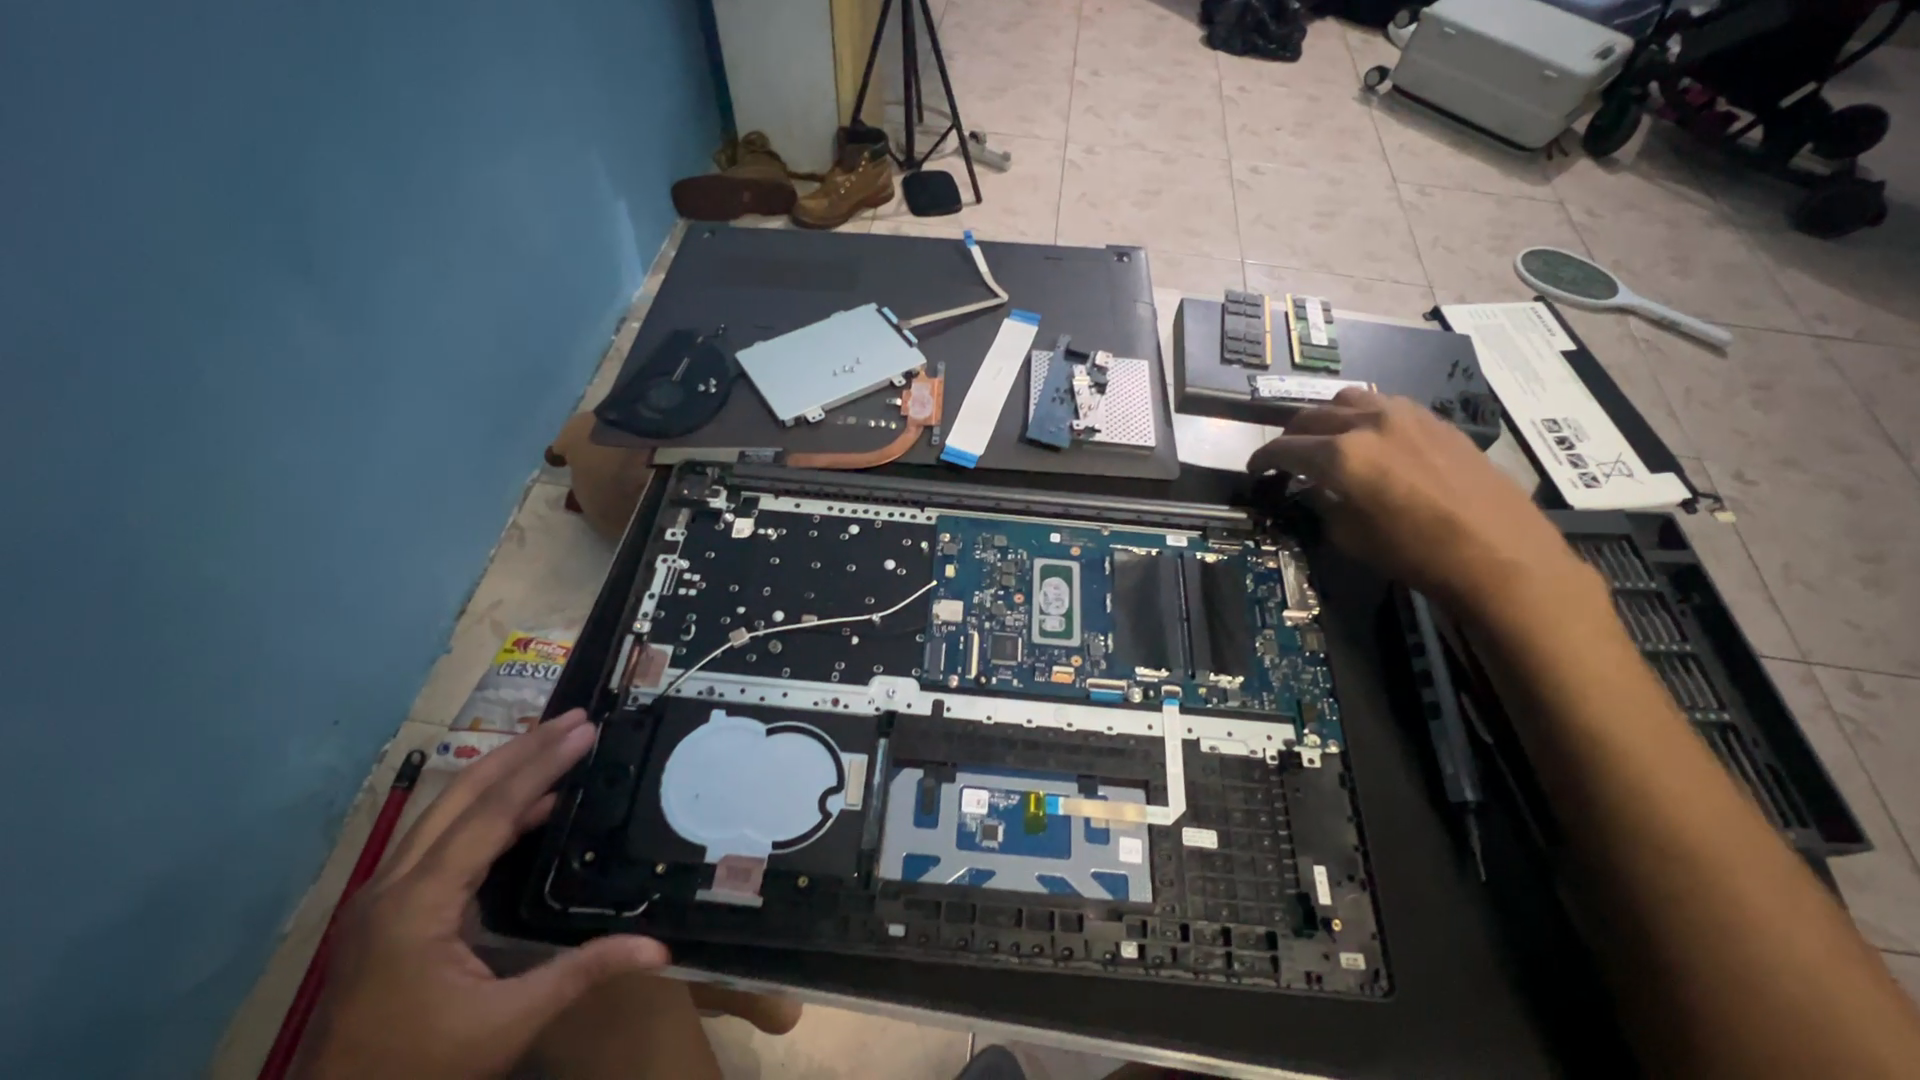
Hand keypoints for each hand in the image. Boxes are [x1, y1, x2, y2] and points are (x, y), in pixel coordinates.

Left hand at [295, 709, 668, 1079]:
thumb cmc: (421, 1066)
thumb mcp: (509, 1021)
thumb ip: (582, 973)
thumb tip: (659, 950)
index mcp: (419, 903)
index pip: (490, 813)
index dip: (541, 767)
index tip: (583, 731)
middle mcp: (393, 883)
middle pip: (460, 794)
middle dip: (521, 751)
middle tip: (575, 720)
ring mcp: (384, 894)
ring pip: (444, 811)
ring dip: (502, 774)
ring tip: (556, 746)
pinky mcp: (388, 908)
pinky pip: (440, 839)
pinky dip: (487, 814)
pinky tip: (527, 811)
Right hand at [1247, 389, 1594, 620]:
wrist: (1497, 552)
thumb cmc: (1416, 553)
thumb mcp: (1350, 537)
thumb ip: (1324, 504)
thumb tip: (1315, 490)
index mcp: (1340, 455)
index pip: (1284, 447)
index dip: (1263, 459)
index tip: (1256, 469)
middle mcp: (1367, 423)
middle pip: (1311, 416)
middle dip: (1290, 436)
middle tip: (1286, 457)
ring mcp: (1404, 415)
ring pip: (1348, 400)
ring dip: (1327, 417)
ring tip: (1326, 438)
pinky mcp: (1434, 420)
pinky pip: (1384, 405)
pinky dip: (1363, 416)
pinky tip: (1370, 438)